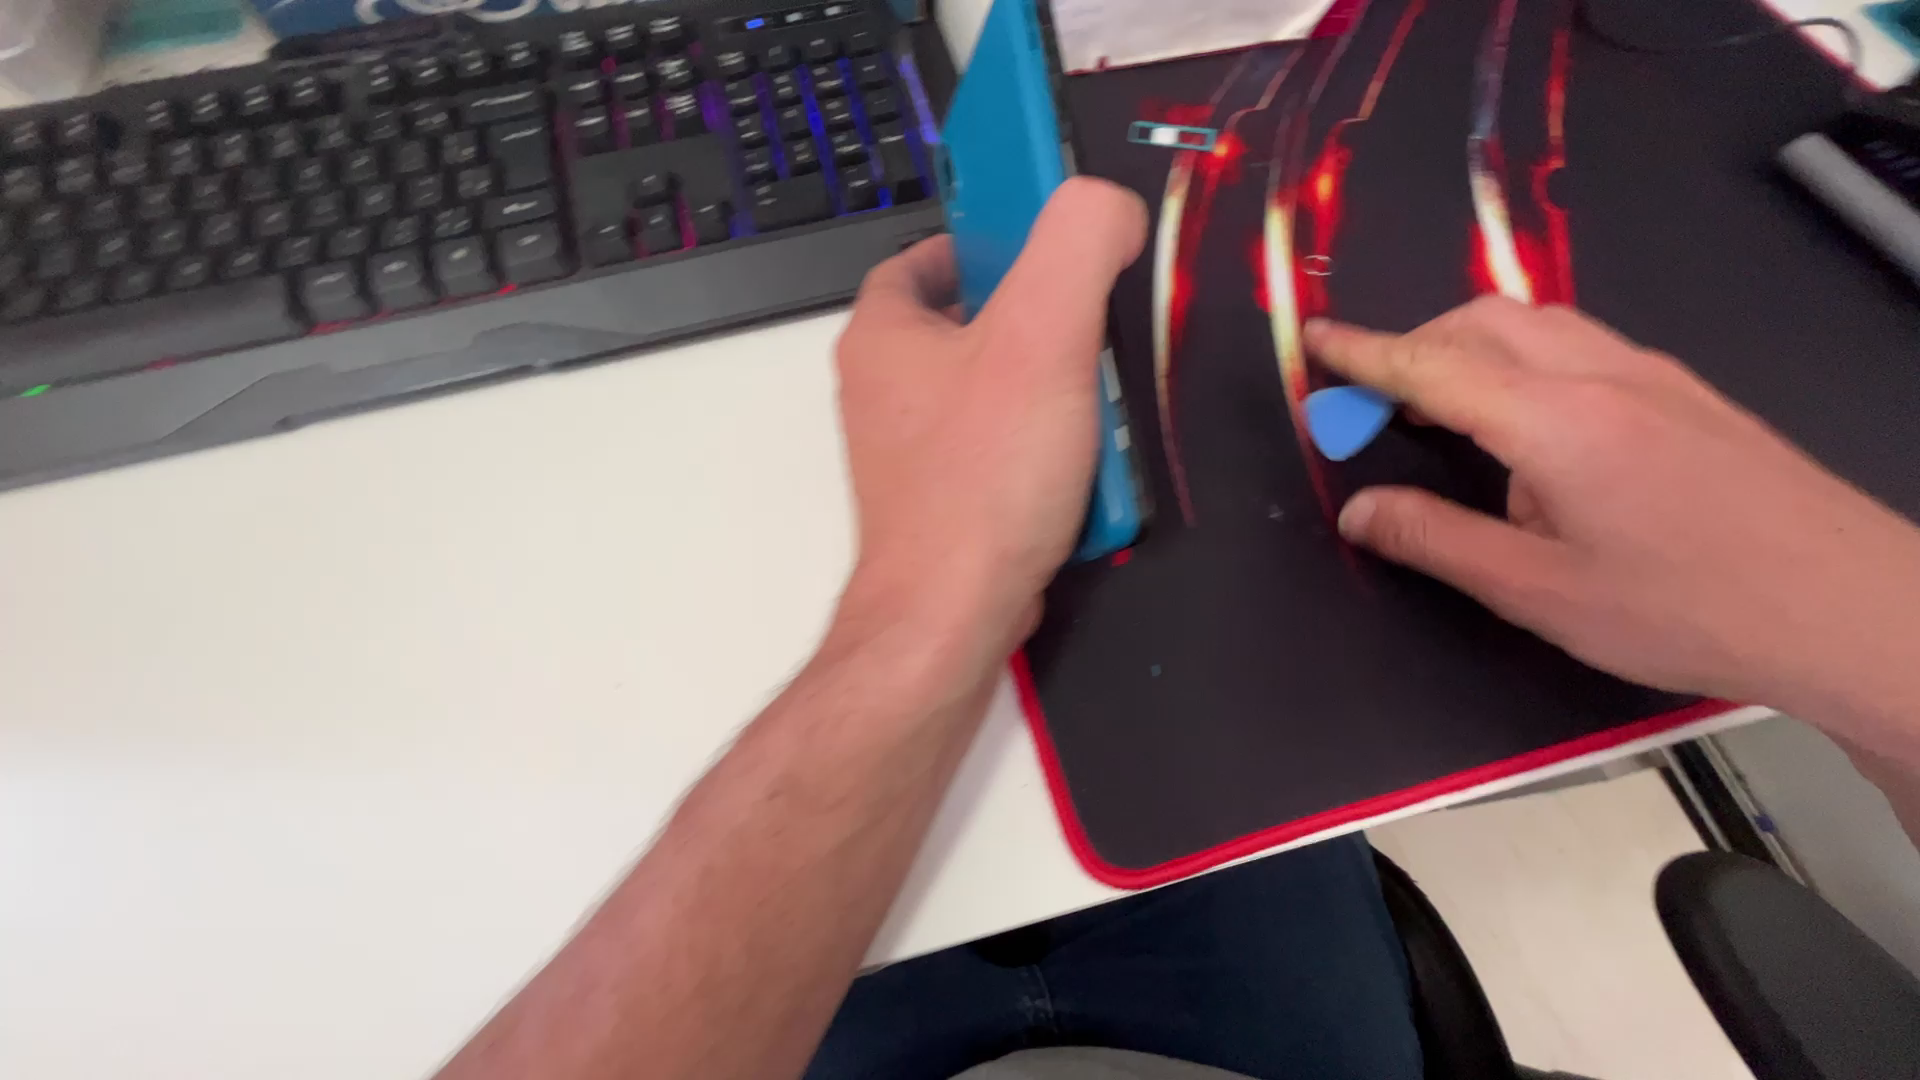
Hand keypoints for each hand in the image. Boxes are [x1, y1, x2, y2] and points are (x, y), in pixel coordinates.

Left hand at [832, 178, 1147, 682]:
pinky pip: (996, 449)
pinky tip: (1078, 467)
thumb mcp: (1041, 338)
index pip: (928, 255)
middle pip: (968, 324)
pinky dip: (1037, 446)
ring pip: (990, 391)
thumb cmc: (983, 479)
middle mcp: (883, 389)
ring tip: (1094, 408)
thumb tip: (1106, 206)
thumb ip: (1076, 247)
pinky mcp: (938, 498)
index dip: (988, 240)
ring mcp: (908, 451)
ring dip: (1047, 391)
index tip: (1046, 253)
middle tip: (1089, 335)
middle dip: (1034, 323)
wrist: (951, 615)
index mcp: (883, 334)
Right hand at [1305, 297, 1919, 721]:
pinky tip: (1512, 418)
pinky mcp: (1682, 392)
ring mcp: (1652, 376)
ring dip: (1462, 346)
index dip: (1363, 353)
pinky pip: (1573, 344)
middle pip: (1483, 320)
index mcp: (1556, 423)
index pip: (1433, 366)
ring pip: (1532, 323)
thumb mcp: (1533, 588)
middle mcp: (1603, 376)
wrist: (1862, 612)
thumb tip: (1357, 511)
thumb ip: (1432, 539)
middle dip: (1411, 343)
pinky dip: (1511, 358)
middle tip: (1371, 402)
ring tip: (1431, 405)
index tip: (1314, 338)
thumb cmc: (1684, 608)